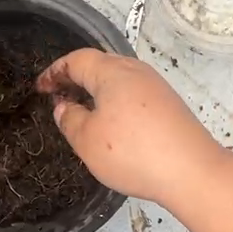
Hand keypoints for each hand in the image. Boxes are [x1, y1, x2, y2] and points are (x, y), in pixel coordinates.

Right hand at [37, 49, 227, 203]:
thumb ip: (69, 119)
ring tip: (81, 111)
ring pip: (118, 79)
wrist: (191, 171)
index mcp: (112, 73)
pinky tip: (111, 125)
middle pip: (100, 64)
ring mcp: (156, 87)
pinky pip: (133, 94)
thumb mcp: (87, 140)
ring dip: (96, 90)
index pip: (77, 59)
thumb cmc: (132, 153)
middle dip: (76, 77)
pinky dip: (114, 101)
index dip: (55, 71)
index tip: (41, 87)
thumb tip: (63, 107)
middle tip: (58, 96)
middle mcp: (136, 72)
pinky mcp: (168, 105)